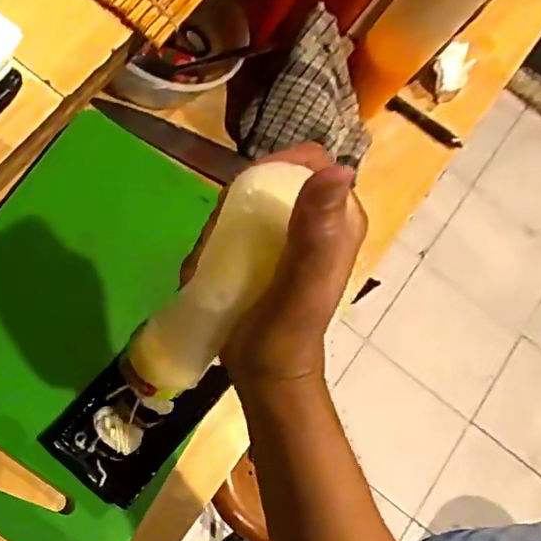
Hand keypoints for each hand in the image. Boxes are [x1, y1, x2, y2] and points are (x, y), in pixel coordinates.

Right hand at [213, 145, 365, 398]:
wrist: (266, 375)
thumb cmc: (287, 335)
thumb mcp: (303, 283)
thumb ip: (317, 232)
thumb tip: (336, 171)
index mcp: (337, 221)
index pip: (309, 165)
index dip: (275, 165)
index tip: (240, 193)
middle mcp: (313, 225)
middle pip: (270, 184)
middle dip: (237, 205)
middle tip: (217, 242)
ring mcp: (284, 243)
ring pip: (245, 210)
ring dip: (218, 231)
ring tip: (207, 263)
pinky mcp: (259, 261)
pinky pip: (232, 235)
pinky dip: (212, 248)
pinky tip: (204, 272)